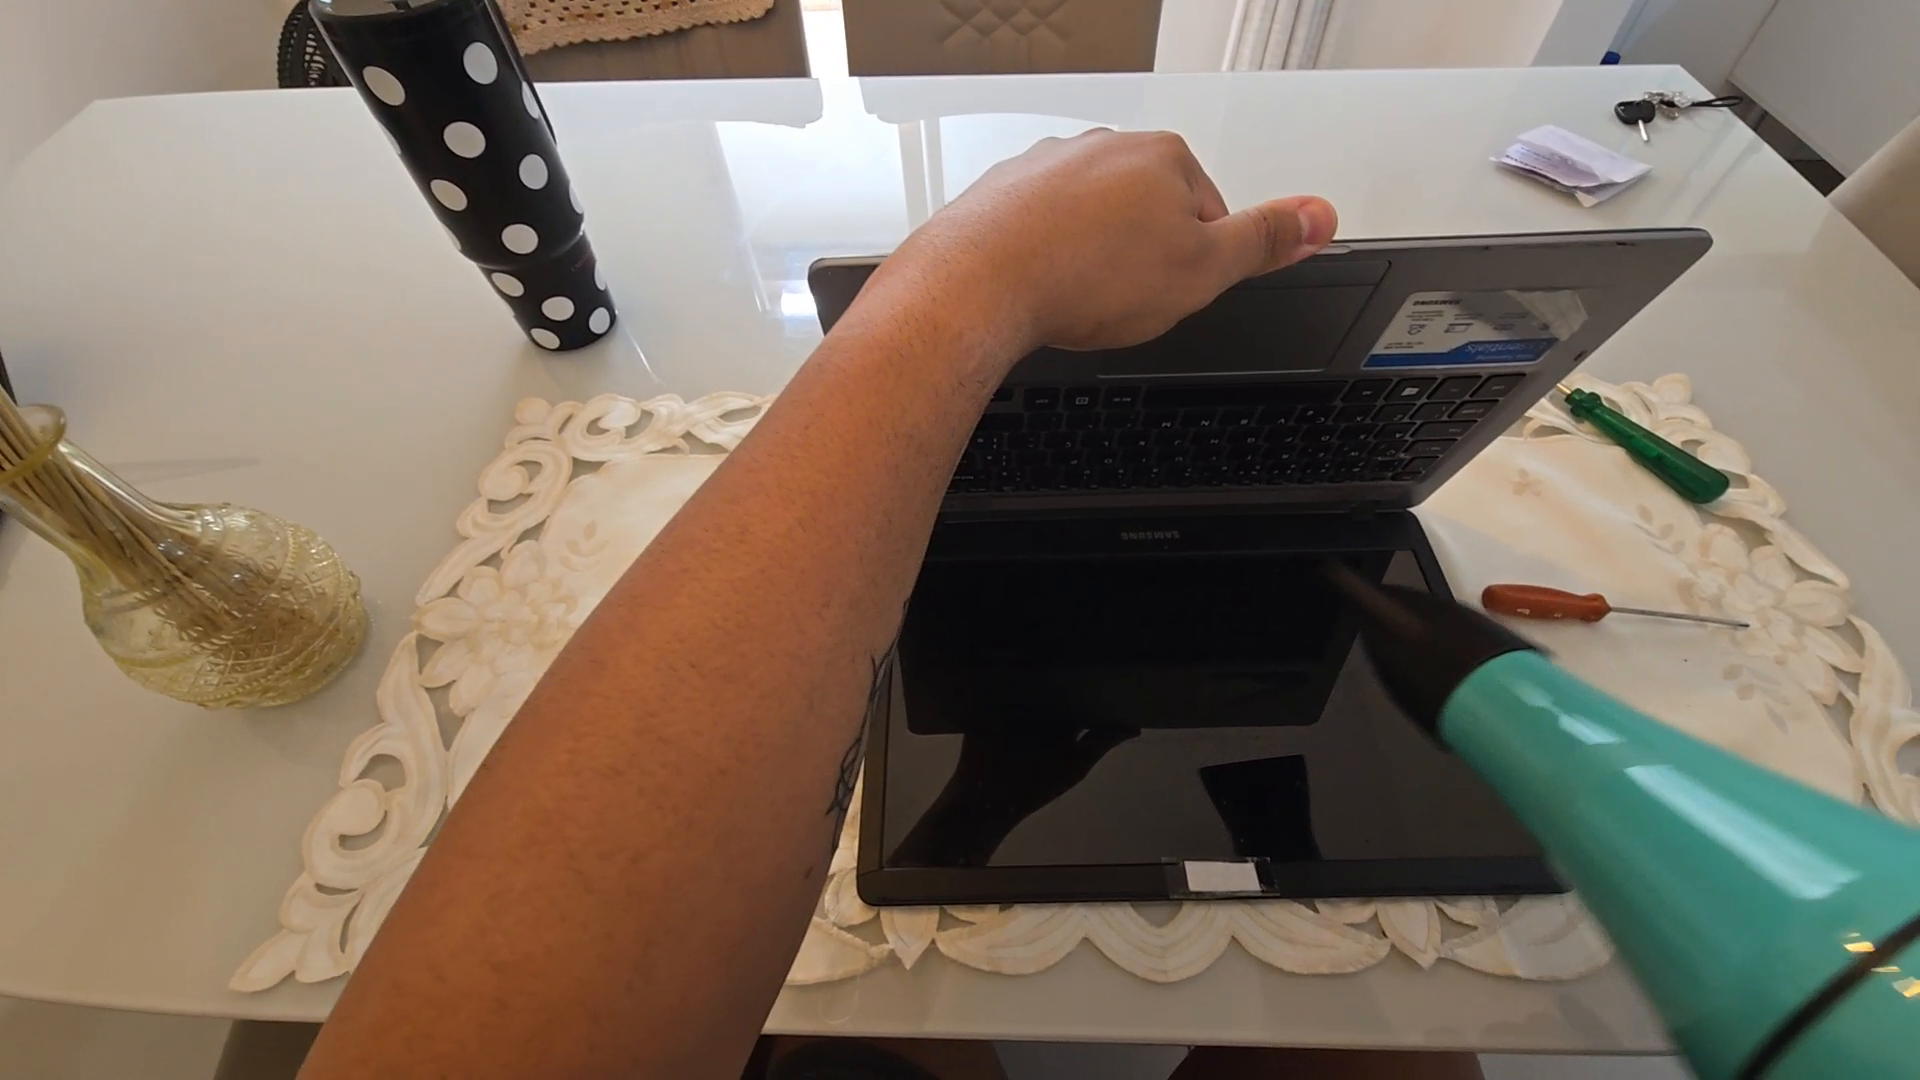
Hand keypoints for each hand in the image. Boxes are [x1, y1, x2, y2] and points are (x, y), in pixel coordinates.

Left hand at [877, 129, 1336, 356]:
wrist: (983, 284)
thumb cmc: (1083, 275)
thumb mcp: (1199, 271)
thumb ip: (1262, 243)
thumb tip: (1318, 218)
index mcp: (1163, 159)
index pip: (1206, 211)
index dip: (1194, 264)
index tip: (1172, 291)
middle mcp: (1104, 149)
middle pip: (1144, 214)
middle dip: (1140, 259)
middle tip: (1122, 301)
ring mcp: (1049, 168)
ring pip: (1088, 222)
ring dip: (1089, 259)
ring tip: (1076, 297)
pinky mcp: (1005, 196)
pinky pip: (1039, 232)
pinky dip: (1044, 259)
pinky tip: (1040, 286)